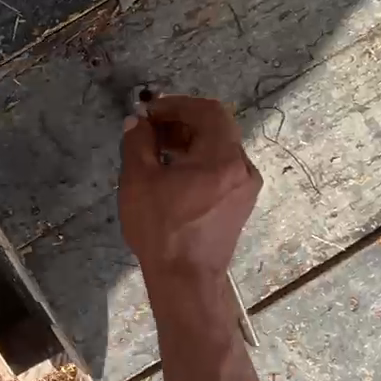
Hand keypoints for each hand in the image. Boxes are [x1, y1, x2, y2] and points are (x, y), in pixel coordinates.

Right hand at [118, 96, 260, 287]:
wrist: (185, 276)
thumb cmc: (160, 226)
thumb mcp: (138, 179)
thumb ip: (137, 142)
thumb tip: (136, 121)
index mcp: (223, 158)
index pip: (209, 111)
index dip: (176, 104)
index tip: (148, 112)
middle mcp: (242, 168)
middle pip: (215, 128)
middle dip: (179, 121)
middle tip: (146, 129)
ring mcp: (243, 187)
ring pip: (217, 148)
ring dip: (186, 140)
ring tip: (153, 150)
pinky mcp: (238, 202)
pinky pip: (219, 167)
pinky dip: (195, 159)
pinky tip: (169, 172)